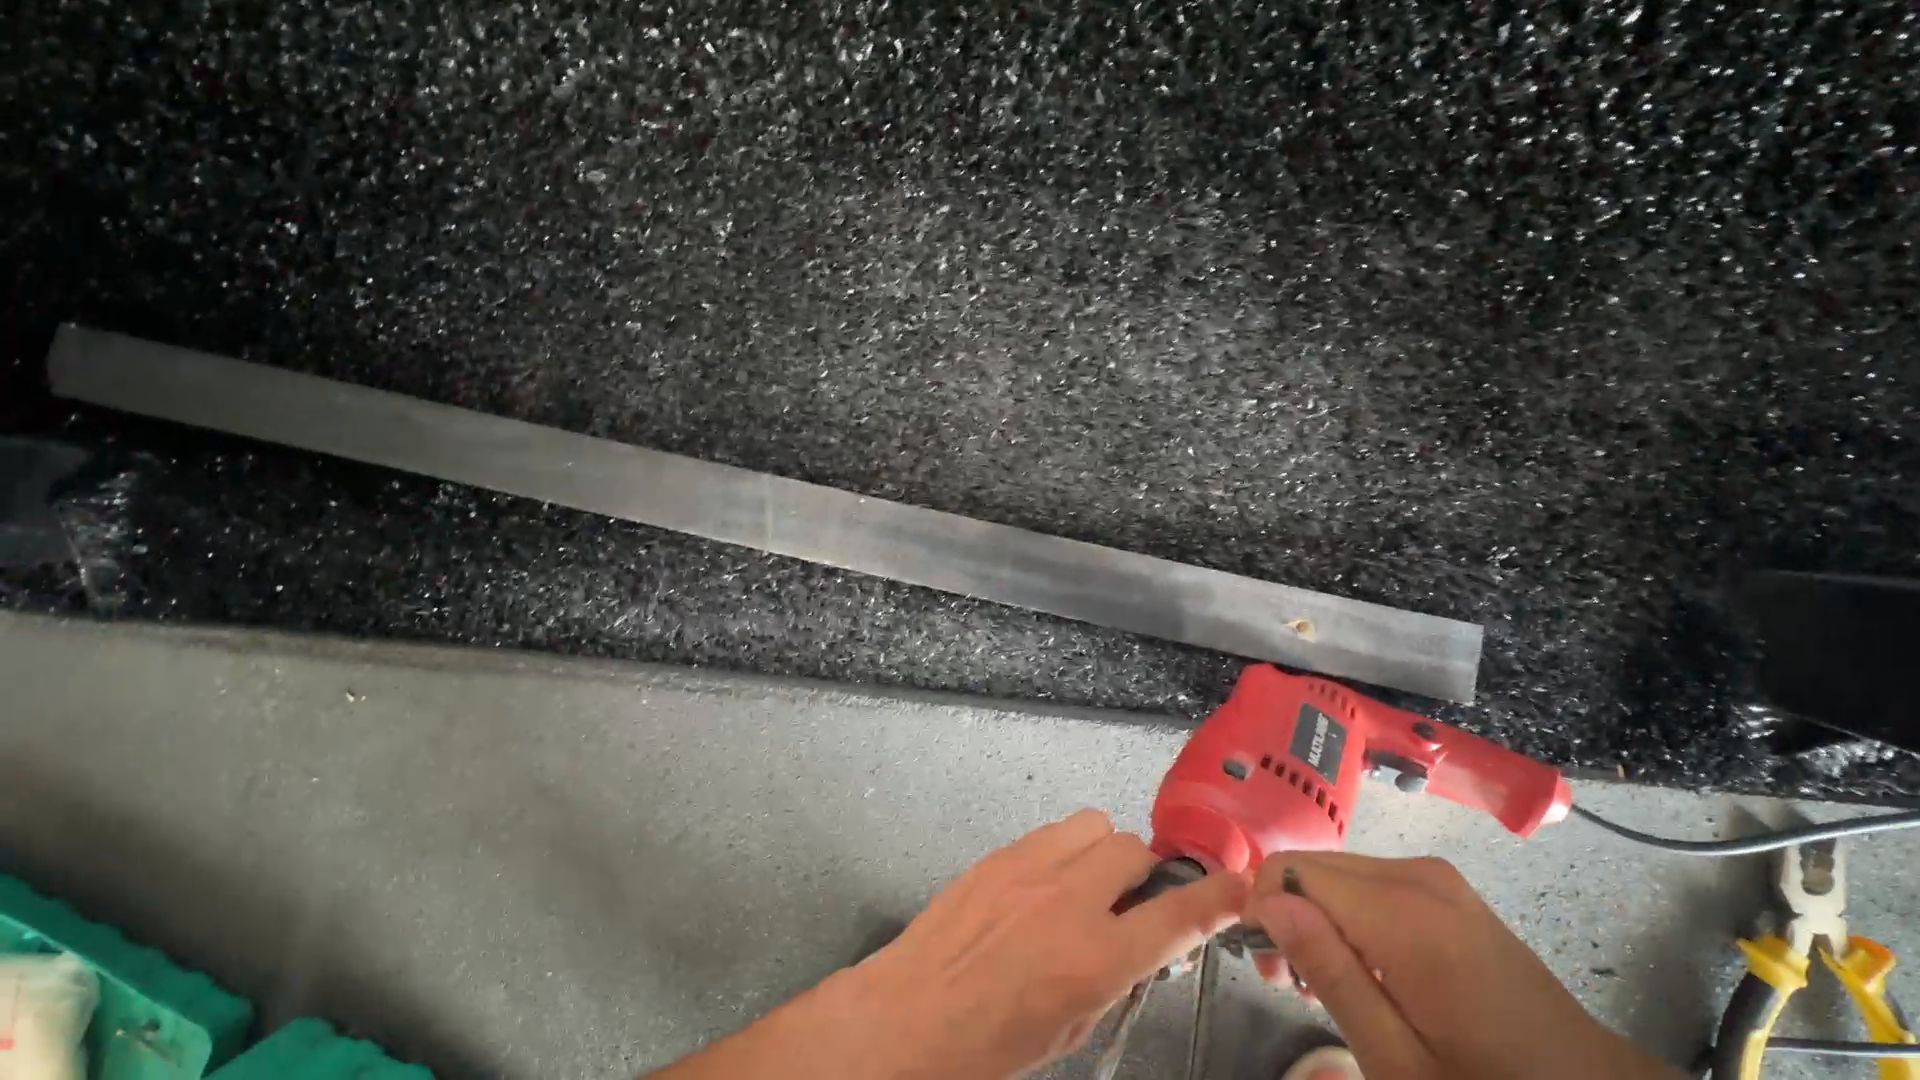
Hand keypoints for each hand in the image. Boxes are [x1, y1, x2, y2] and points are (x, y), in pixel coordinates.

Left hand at [810, 808, 1248, 1079]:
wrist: (912, 1014)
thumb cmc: (992, 1041)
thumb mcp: (1073, 1026)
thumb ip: (1114, 974)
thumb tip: (1138, 942)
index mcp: (1096, 958)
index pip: (1177, 915)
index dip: (1217, 897)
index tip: (1239, 886)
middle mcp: (1069, 901)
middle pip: (1135, 850)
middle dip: (1143, 872)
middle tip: (1128, 897)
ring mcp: (1030, 868)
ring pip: (1095, 824)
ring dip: (1103, 850)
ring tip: (1086, 880)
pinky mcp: (999, 854)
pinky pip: (1051, 831)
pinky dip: (1063, 849)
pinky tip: (1044, 881)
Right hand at [1246, 853, 1683, 1079]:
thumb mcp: (1397, 1059)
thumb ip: (1328, 971)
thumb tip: (1265, 902)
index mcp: (1404, 913)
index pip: (1290, 870)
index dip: (1262, 912)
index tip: (1270, 969)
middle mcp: (1417, 874)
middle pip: (1311, 866)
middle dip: (1286, 914)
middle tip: (1291, 985)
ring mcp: (1436, 876)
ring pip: (1336, 872)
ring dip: (1315, 917)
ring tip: (1326, 983)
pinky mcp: (1446, 887)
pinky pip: (1369, 881)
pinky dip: (1348, 914)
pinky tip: (1363, 965)